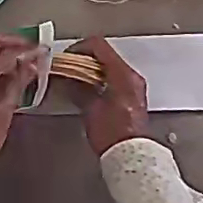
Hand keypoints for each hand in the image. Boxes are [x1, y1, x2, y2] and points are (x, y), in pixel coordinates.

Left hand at [0, 34, 39, 162]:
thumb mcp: (2, 113)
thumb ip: (17, 84)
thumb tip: (31, 64)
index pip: (3, 56)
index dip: (25, 52)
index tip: (42, 51)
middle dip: (13, 43)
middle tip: (34, 47)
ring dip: (3, 50)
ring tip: (25, 57)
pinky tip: (8, 67)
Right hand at [66, 37, 148, 153]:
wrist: (131, 156)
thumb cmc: (112, 134)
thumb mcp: (90, 109)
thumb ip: (78, 88)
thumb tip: (68, 79)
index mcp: (122, 75)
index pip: (100, 46)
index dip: (80, 48)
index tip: (67, 57)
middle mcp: (132, 77)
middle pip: (106, 55)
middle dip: (84, 59)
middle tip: (68, 68)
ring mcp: (134, 86)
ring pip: (110, 66)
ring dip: (92, 69)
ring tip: (75, 79)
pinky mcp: (133, 96)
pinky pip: (115, 78)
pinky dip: (101, 78)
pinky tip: (88, 89)